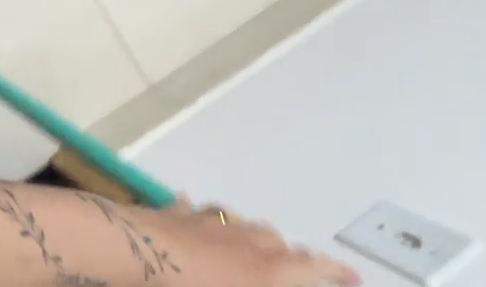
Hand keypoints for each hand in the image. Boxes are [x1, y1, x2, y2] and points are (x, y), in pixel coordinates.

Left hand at [144, 201, 359, 286]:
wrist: (133, 254)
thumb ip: (265, 283)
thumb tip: (268, 279)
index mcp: (263, 270)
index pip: (308, 266)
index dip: (332, 270)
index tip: (351, 275)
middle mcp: (240, 239)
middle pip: (272, 238)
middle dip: (285, 252)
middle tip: (288, 268)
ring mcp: (203, 221)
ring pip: (236, 219)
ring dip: (246, 232)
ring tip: (247, 245)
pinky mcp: (170, 214)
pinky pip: (188, 208)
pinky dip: (194, 212)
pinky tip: (189, 207)